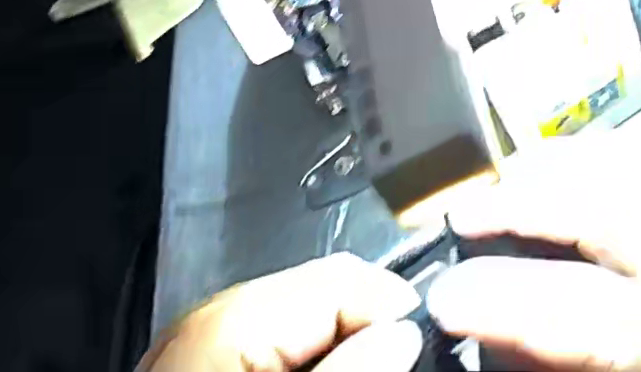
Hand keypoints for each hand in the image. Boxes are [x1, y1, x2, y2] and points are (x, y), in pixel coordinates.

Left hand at [139, 253, 423, 371]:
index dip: (394, 310)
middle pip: (327, 300)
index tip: (431, 354)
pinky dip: (311, 366)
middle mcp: (222, 314)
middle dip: (373, 336)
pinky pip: (276, 352)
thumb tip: (404, 329)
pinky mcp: (209, 366)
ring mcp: (211, 343)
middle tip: (409, 369)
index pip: (344, 277)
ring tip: (373, 371)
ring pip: (308, 328)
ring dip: (347, 353)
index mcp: (237, 314)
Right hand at [425, 127, 640, 370]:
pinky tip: (547, 173)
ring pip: (593, 162)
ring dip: (536, 177)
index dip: (494, 302)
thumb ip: (578, 366)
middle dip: (507, 207)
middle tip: (458, 220)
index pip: (570, 308)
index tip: (442, 296)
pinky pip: (616, 153)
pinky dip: (572, 160)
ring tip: (494, 198)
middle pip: (576, 201)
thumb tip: (500, 336)